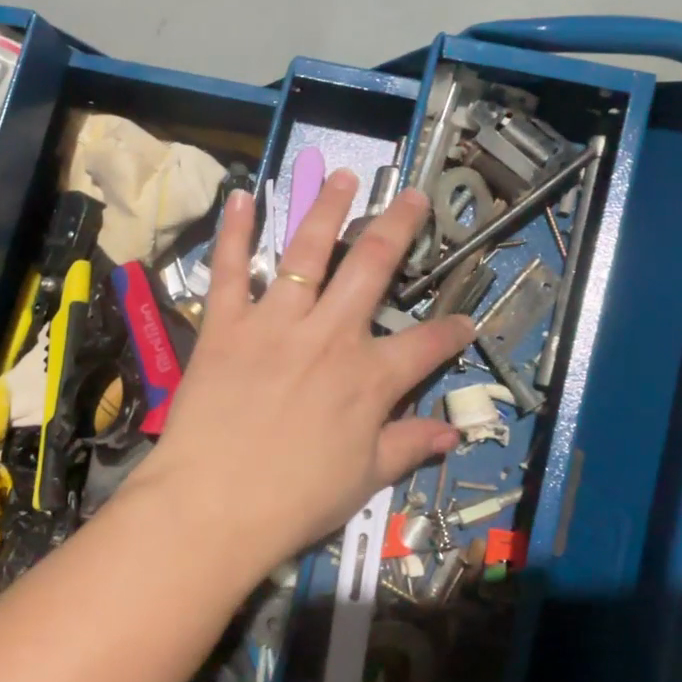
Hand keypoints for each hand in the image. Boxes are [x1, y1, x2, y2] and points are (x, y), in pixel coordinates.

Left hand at [116, 170, 476, 573]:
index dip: (452, 332)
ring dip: (328, 209)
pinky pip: (230, 268)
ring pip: (308, 251)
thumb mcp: (365, 479)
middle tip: (412, 196)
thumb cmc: (296, 500)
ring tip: (342, 176)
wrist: (215, 505)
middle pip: (373, 268)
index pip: (426, 345)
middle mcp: (330, 335)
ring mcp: (276, 323)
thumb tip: (454, 432)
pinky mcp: (226, 324)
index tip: (466, 323)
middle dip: (398, 228)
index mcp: (369, 377)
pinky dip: (234, 231)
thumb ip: (408, 445)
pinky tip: (241, 196)